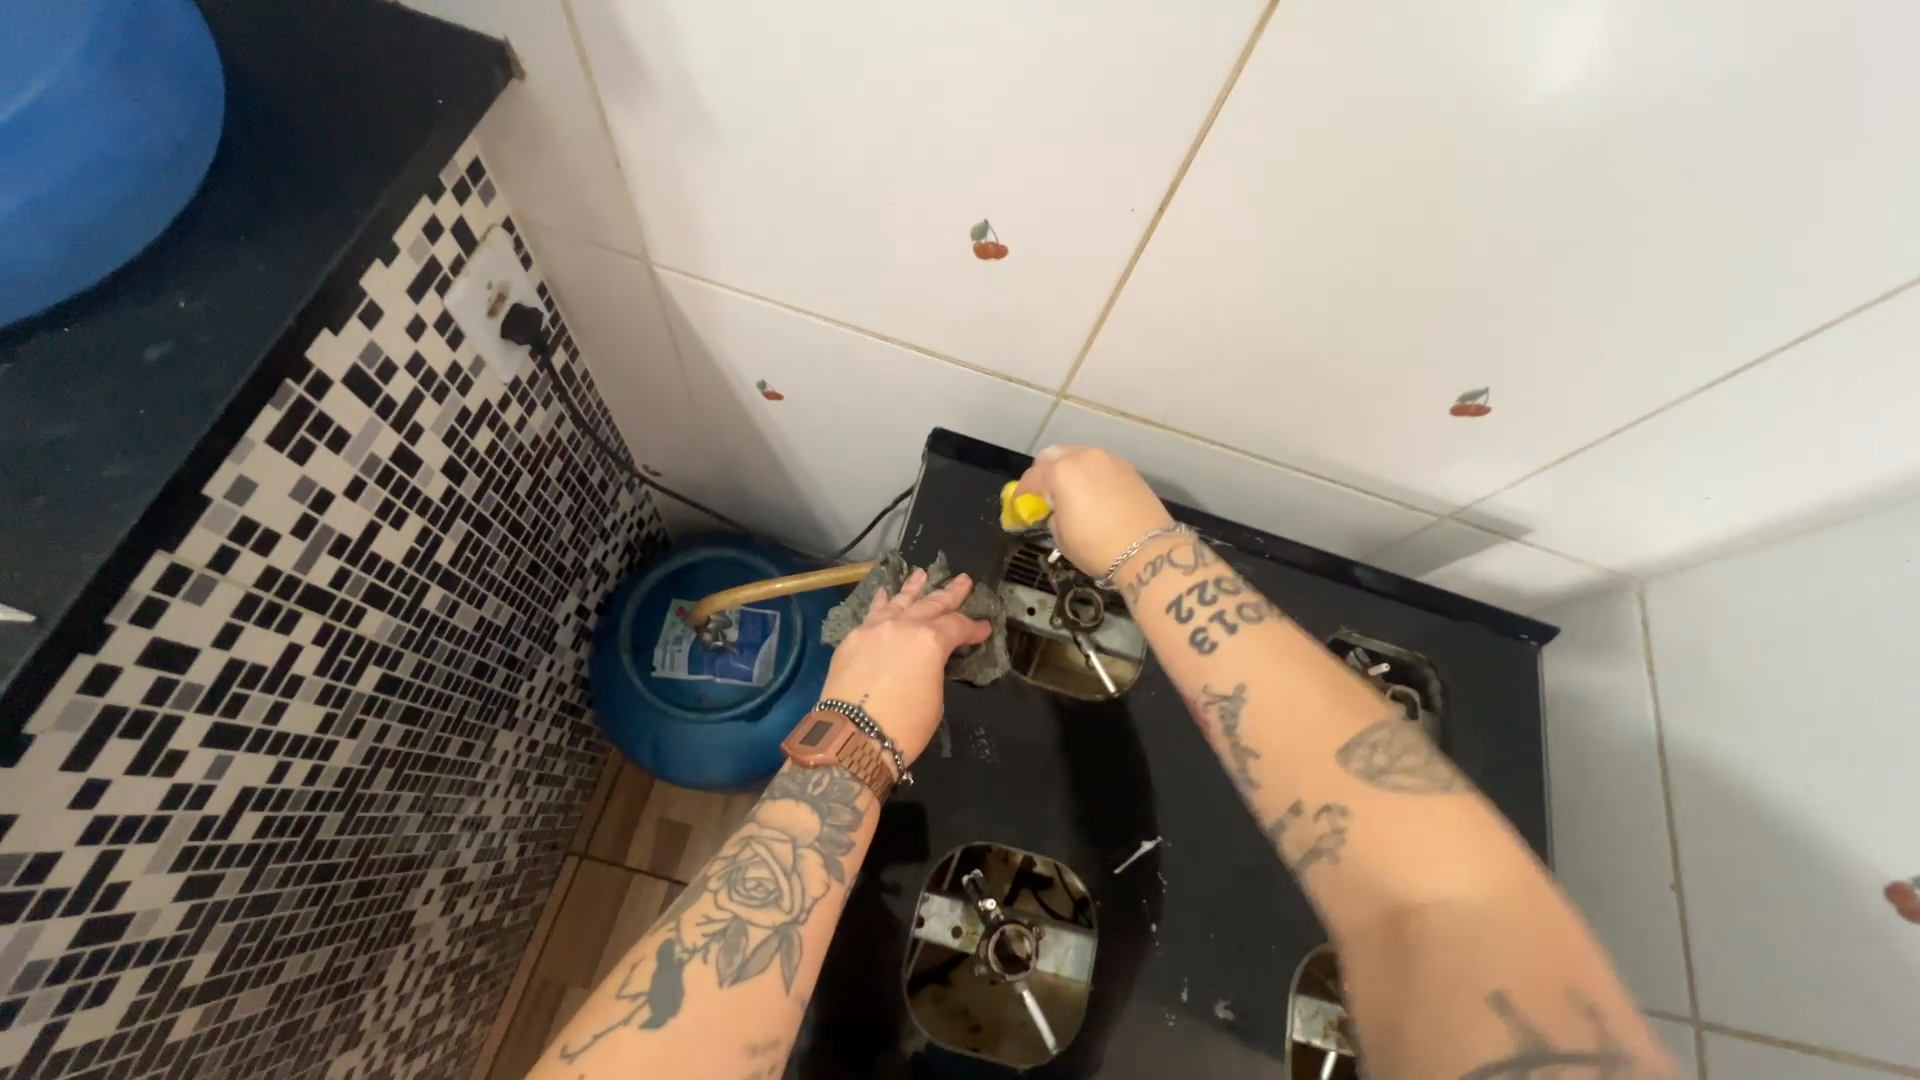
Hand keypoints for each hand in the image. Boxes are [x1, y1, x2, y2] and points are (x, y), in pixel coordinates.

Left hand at [819, 568, 991, 769]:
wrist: (850, 737)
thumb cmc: (903, 727)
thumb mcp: (934, 699)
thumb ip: (933, 670)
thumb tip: (926, 662)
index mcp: (930, 641)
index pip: (958, 626)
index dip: (974, 627)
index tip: (985, 628)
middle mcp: (903, 626)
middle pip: (931, 604)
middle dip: (950, 593)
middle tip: (963, 580)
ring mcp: (874, 629)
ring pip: (898, 601)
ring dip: (913, 588)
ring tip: (921, 574)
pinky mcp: (852, 639)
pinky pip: (871, 613)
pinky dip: (881, 601)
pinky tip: (884, 593)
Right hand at [1013, 445, 1175, 576]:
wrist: (1147, 550)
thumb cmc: (1097, 546)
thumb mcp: (1062, 537)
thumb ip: (1054, 515)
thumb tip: (1059, 509)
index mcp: (1060, 473)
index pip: (1032, 477)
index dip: (1022, 491)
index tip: (1020, 502)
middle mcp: (1083, 457)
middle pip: (1053, 455)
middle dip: (1044, 471)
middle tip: (1044, 492)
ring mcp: (1108, 459)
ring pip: (1079, 455)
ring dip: (1068, 469)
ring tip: (1070, 491)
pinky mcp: (1128, 468)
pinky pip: (1100, 464)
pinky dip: (1090, 473)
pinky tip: (1093, 492)